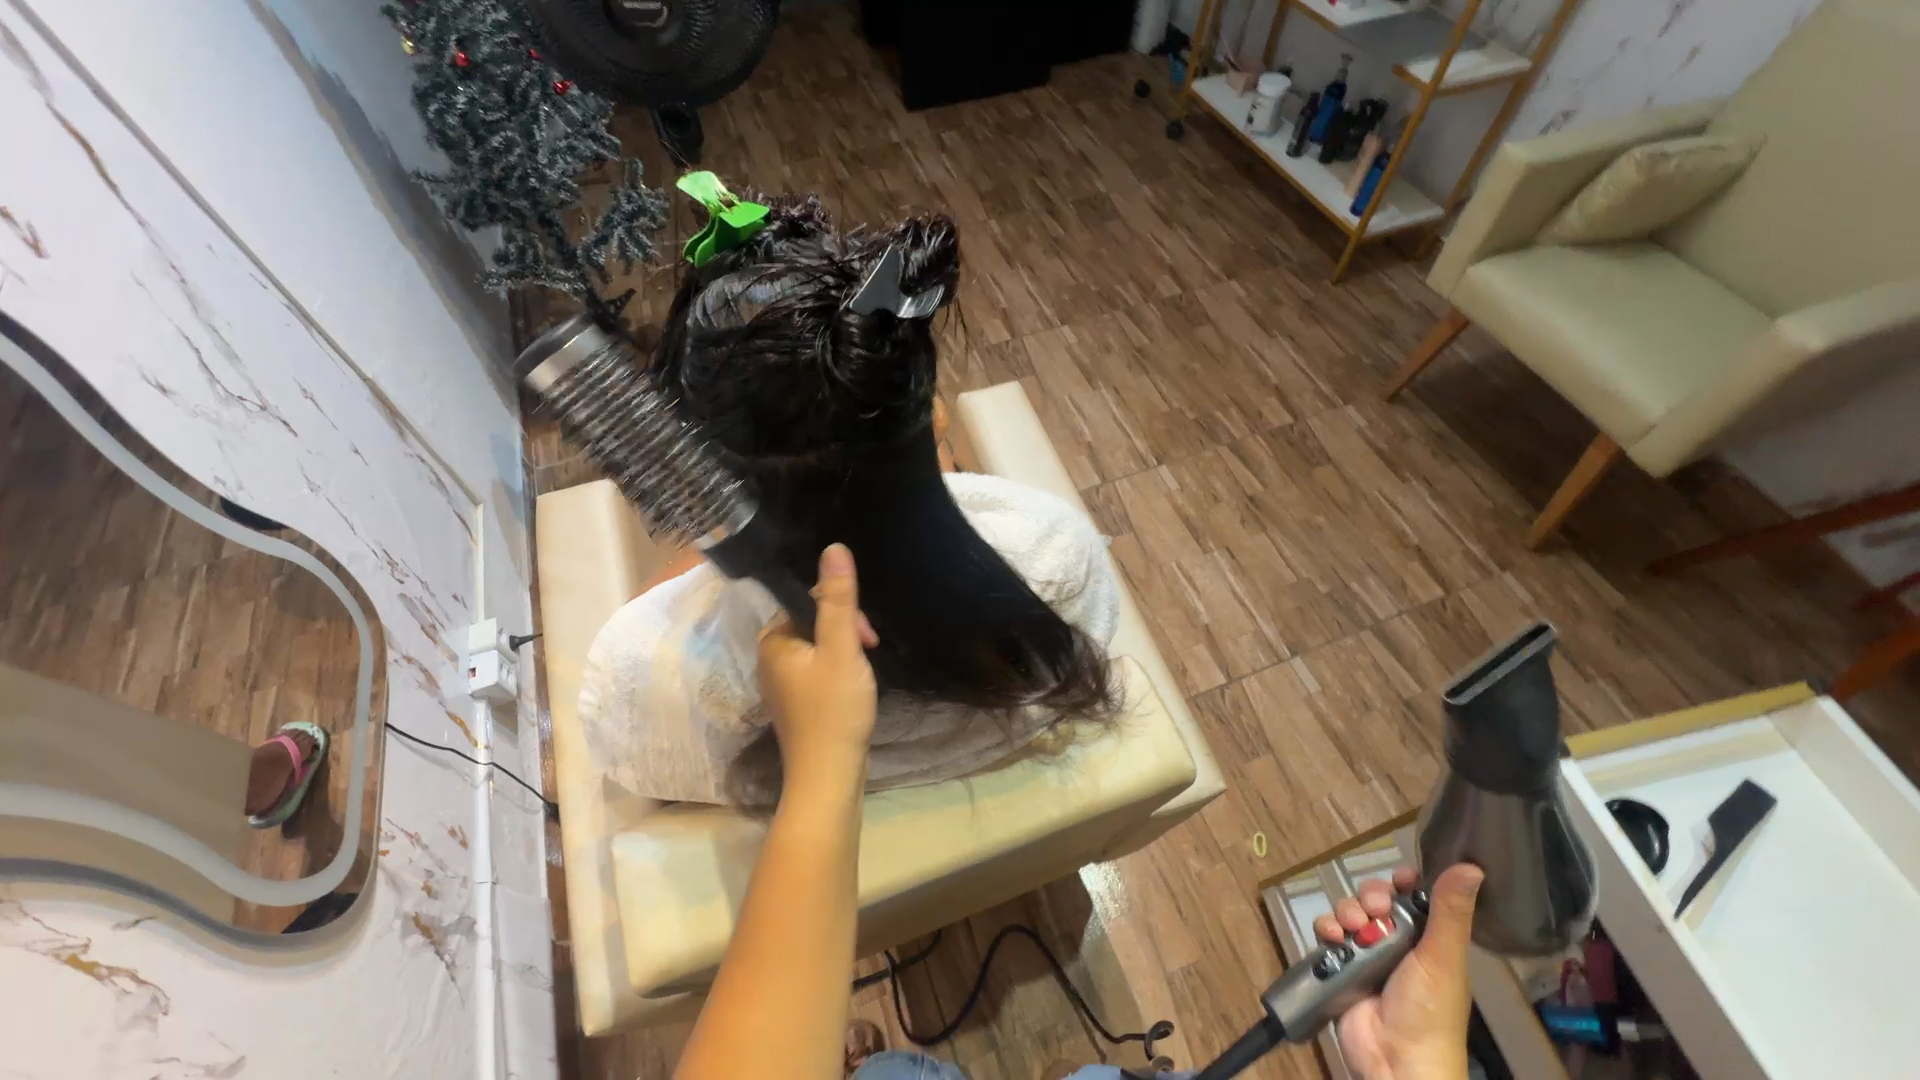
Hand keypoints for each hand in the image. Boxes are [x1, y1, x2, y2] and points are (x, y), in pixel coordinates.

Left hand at [757, 544, 880, 780]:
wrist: (828, 775)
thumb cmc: (834, 709)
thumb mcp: (841, 648)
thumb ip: (839, 600)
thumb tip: (834, 549)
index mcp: (773, 639)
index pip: (808, 601)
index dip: (842, 610)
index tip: (866, 635)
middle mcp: (770, 657)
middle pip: (814, 622)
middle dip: (847, 632)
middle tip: (869, 653)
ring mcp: (783, 682)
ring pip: (820, 647)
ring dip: (847, 652)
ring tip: (863, 674)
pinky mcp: (798, 702)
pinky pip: (820, 669)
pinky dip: (841, 671)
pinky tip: (855, 687)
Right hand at [1311, 864, 1483, 1079]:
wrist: (1396, 1062)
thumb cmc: (1429, 1011)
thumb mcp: (1442, 958)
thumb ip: (1450, 912)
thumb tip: (1473, 865)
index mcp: (1429, 942)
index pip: (1414, 898)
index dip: (1402, 883)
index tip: (1396, 880)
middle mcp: (1398, 945)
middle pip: (1376, 900)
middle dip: (1369, 897)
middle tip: (1372, 908)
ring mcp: (1368, 957)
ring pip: (1349, 913)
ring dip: (1345, 912)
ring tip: (1349, 929)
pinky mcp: (1341, 968)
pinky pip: (1327, 935)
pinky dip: (1326, 930)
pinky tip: (1332, 938)